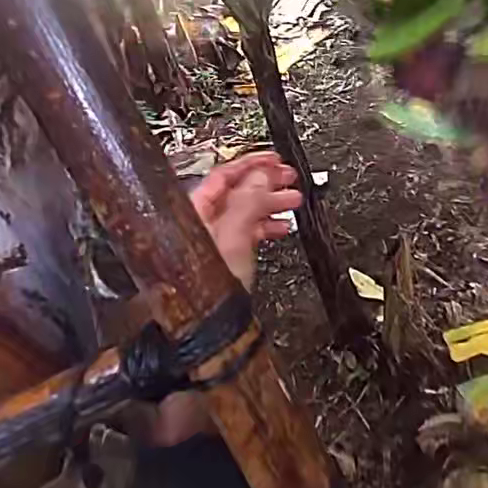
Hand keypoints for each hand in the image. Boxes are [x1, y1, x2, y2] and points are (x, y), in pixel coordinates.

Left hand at [189, 151, 302, 285]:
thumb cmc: (207, 287)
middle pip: (237, 192)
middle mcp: (199, 221)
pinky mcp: (223, 256)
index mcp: (194, 210)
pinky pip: (246, 231)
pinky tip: (281, 227)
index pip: (224, 175)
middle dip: (266, 183)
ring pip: (244, 211)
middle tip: (289, 178)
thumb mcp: (234, 236)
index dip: (251, 163)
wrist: (209, 329)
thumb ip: (249, 201)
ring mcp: (211, 239)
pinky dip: (266, 226)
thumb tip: (262, 174)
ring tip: (293, 202)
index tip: (274, 158)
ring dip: (271, 204)